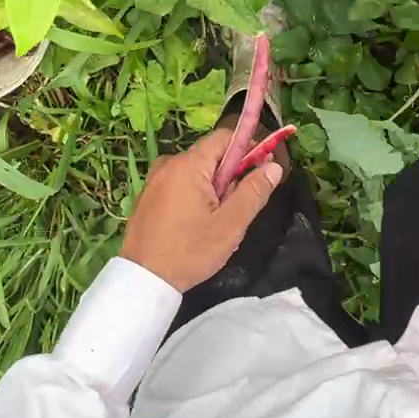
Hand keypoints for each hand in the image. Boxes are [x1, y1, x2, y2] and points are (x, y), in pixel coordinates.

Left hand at [121, 128, 282, 292]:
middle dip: (230, 174)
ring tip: (217, 221)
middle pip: (210, 155)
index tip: (262, 169)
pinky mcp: (147, 196)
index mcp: (188, 165)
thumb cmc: (190, 251)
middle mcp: (168, 164)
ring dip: (213, 188)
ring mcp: (154, 180)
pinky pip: (179, 184)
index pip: (224, 138)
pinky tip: (196, 224)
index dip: (248, 148)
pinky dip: (194, 195)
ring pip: (195, 172)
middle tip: (238, 207)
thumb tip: (274, 167)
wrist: (144, 280)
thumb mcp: (230, 224)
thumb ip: (254, 191)